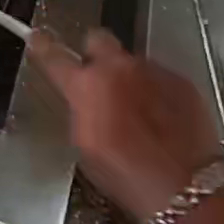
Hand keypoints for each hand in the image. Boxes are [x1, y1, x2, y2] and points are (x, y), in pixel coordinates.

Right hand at [30, 28, 223, 223]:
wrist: (186, 186)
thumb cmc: (125, 173)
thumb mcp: (85, 144)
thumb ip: (79, 109)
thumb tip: (81, 98)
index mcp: (87, 86)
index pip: (55, 56)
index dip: (42, 45)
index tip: (37, 37)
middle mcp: (119, 68)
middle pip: (98, 39)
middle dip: (94, 54)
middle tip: (96, 79)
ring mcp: (153, 71)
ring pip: (131, 62)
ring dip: (127, 78)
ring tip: (135, 110)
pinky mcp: (182, 81)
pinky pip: (158, 77)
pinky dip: (153, 91)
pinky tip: (159, 117)